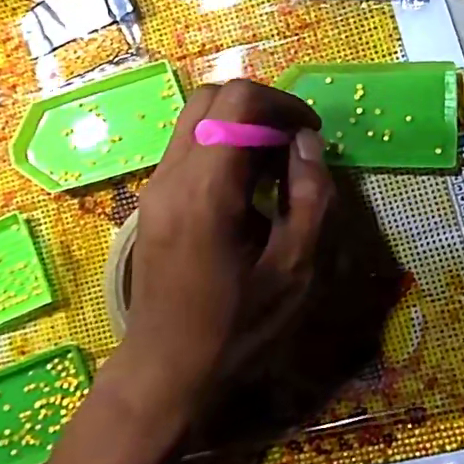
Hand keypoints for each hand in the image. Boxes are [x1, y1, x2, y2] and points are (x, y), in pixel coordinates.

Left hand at [120, 79, 334, 421]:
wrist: (165, 368)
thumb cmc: (235, 329)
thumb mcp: (292, 271)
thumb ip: (309, 198)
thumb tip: (307, 142)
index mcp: (206, 189)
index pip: (238, 101)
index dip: (283, 104)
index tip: (311, 134)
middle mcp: (172, 174)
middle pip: (212, 96)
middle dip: (260, 107)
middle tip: (293, 145)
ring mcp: (155, 184)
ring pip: (196, 118)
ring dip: (239, 125)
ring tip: (274, 168)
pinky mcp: (152, 198)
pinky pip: (188, 146)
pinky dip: (221, 146)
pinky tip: (246, 189)